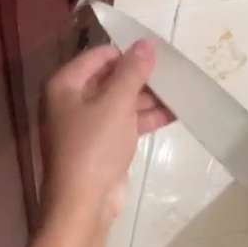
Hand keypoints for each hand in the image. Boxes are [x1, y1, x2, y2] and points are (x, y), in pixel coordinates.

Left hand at [40, 40, 172, 233]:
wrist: (84, 203)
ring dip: (149, 98)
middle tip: (175, 70)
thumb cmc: (94, 147)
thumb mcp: (116, 104)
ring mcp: (87, 125)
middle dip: (142, 76)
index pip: (99, 56)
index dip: (127, 52)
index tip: (159, 51)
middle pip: (111, 79)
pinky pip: (126, 123)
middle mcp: (72, 101)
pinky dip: (146, 118)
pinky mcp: (102, 145)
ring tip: (183, 89)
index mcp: (64, 85)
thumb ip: (133, 72)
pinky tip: (175, 112)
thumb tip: (146, 43)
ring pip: (121, 102)